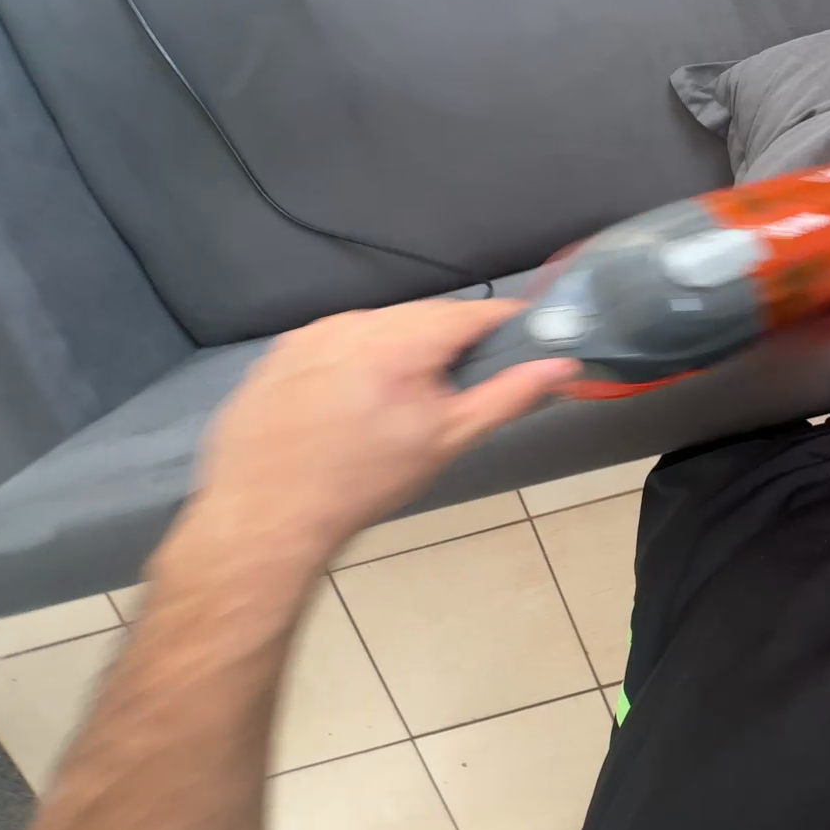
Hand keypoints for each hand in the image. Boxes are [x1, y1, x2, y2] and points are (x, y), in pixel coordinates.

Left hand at [172, 300, 578, 565]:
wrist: (265, 518)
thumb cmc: (368, 479)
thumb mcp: (452, 439)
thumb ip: (511, 395)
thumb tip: (564, 366)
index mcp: (400, 342)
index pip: (474, 311)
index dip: (508, 322)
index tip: (527, 337)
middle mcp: (353, 324)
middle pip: (427, 315)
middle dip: (455, 339)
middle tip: (467, 379)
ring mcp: (310, 334)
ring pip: (384, 324)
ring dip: (409, 345)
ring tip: (408, 394)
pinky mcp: (279, 352)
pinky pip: (341, 338)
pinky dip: (364, 355)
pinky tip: (358, 399)